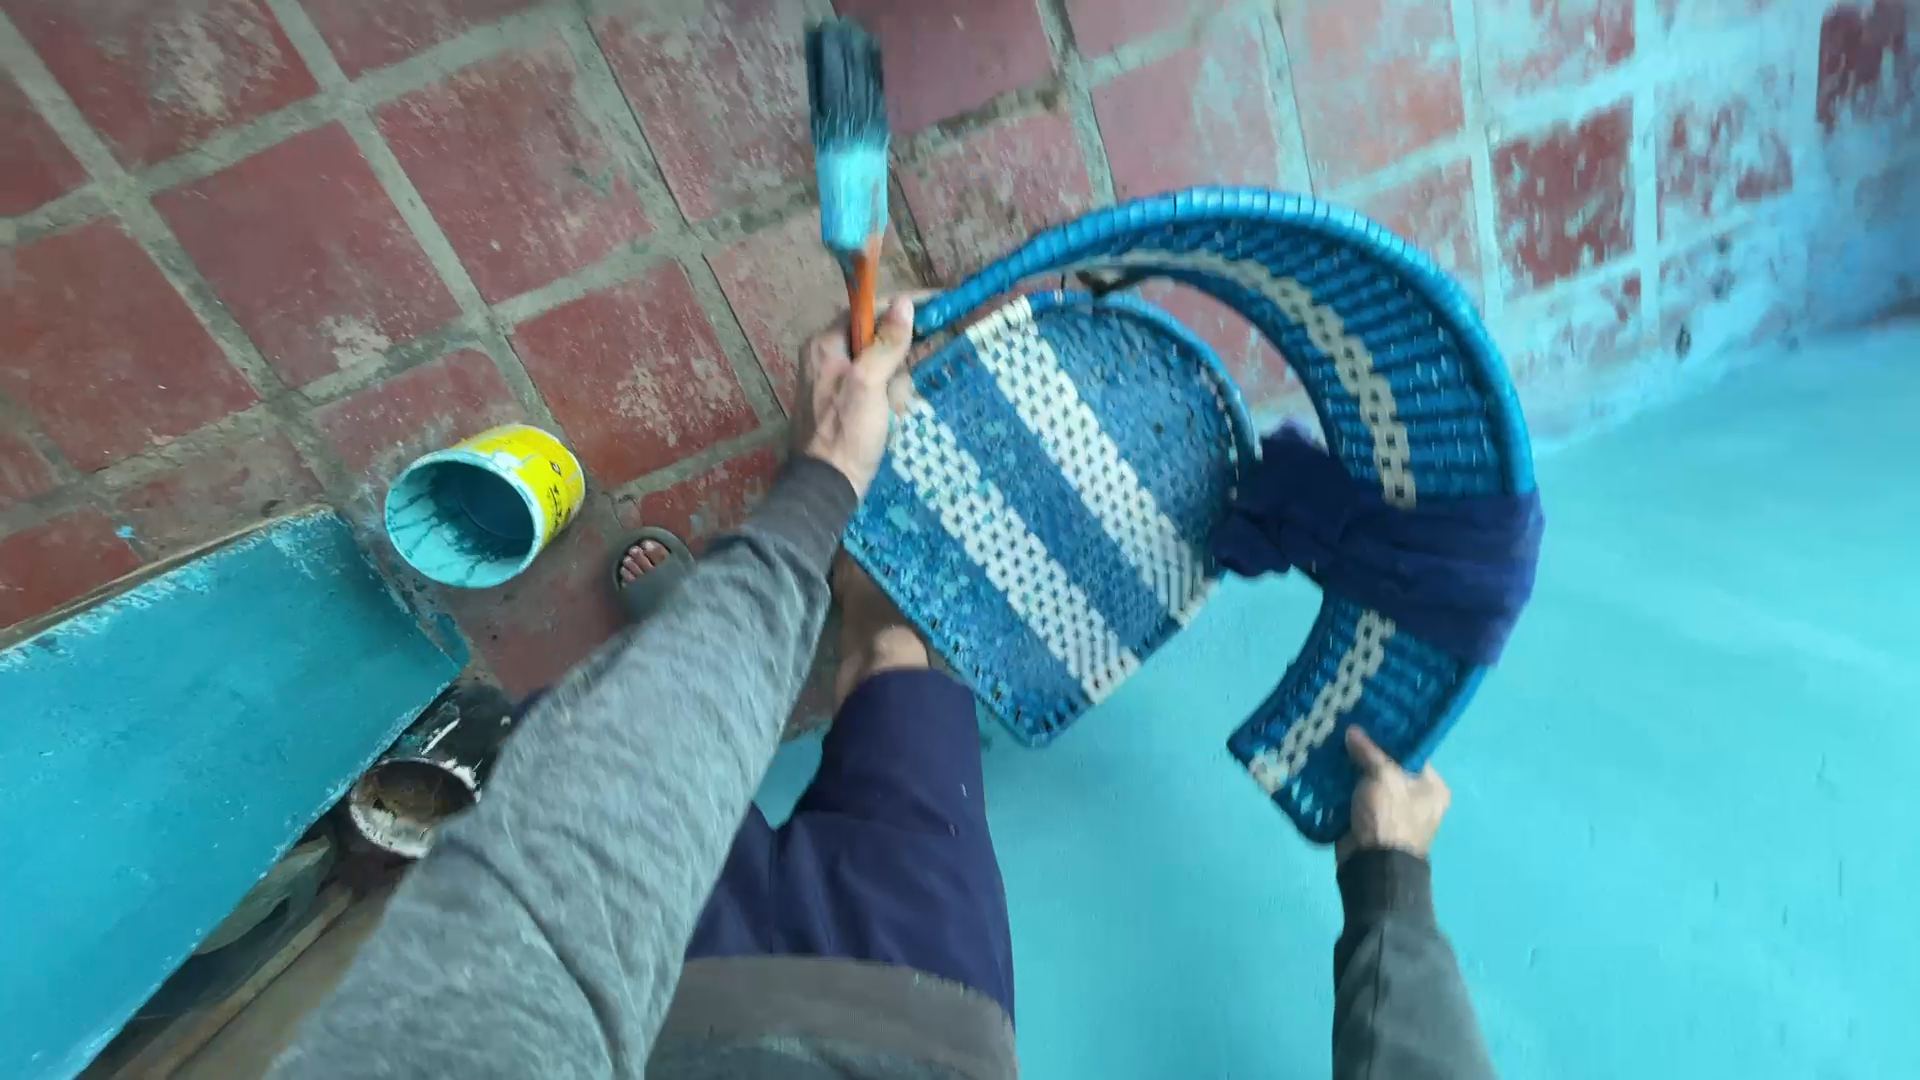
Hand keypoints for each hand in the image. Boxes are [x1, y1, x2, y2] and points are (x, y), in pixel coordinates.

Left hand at [793, 297, 915, 496]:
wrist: (827, 486)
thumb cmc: (847, 433)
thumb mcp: (869, 383)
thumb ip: (887, 343)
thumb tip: (905, 304)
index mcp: (825, 344)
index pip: (868, 309)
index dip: (902, 306)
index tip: (937, 305)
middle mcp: (825, 356)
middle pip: (876, 339)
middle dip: (899, 361)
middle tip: (907, 381)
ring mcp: (834, 381)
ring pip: (880, 367)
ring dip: (895, 386)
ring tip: (892, 411)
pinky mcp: (843, 403)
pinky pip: (876, 389)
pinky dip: (889, 400)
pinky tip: (890, 418)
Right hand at [1338, 726, 1450, 862]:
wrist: (1373, 864)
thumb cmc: (1390, 818)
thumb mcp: (1384, 778)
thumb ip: (1369, 751)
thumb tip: (1352, 730)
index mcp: (1431, 786)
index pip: (1410, 750)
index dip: (1388, 733)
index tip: (1365, 716)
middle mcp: (1414, 795)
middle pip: (1385, 761)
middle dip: (1362, 747)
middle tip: (1341, 725)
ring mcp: (1389, 807)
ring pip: (1365, 776)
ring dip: (1347, 763)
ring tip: (1326, 740)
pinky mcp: (1366, 815)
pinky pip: (1351, 791)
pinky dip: (1339, 780)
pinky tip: (1322, 764)